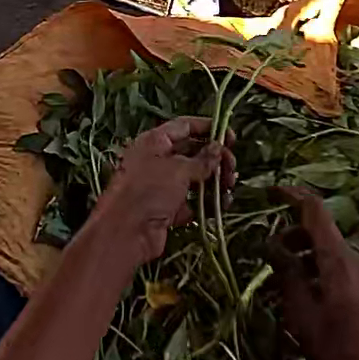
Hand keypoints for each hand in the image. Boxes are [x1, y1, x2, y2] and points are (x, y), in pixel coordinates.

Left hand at [87, 118, 233, 265]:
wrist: (125, 232)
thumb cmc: (148, 190)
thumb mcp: (178, 169)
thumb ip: (201, 159)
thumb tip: (218, 148)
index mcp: (154, 141)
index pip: (184, 126)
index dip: (208, 128)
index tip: (231, 136)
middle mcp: (157, 159)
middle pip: (192, 152)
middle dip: (215, 158)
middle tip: (232, 167)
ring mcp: (161, 185)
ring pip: (194, 178)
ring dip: (213, 181)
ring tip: (229, 186)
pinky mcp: (166, 209)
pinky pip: (191, 201)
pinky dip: (206, 202)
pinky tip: (222, 205)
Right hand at [271, 187, 358, 359]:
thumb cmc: (343, 358)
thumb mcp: (304, 318)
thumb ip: (288, 277)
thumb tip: (272, 246)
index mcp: (340, 260)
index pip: (315, 210)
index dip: (292, 195)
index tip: (272, 190)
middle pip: (322, 234)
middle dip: (293, 237)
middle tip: (269, 256)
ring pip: (332, 257)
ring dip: (305, 261)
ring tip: (283, 287)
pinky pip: (343, 275)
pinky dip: (321, 277)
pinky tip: (309, 307)